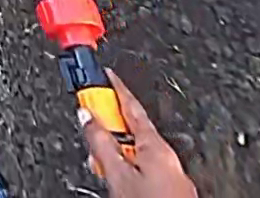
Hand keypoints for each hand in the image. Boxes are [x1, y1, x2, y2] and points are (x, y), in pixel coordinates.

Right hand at [79, 71, 199, 197]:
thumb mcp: (117, 176)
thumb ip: (101, 143)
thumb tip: (86, 115)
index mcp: (156, 146)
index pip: (130, 104)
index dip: (114, 86)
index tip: (101, 73)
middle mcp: (168, 158)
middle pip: (134, 129)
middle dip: (111, 124)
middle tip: (91, 120)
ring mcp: (172, 179)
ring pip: (139, 153)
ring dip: (118, 151)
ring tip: (100, 160)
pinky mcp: (172, 194)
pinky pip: (146, 171)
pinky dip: (129, 168)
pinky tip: (118, 181)